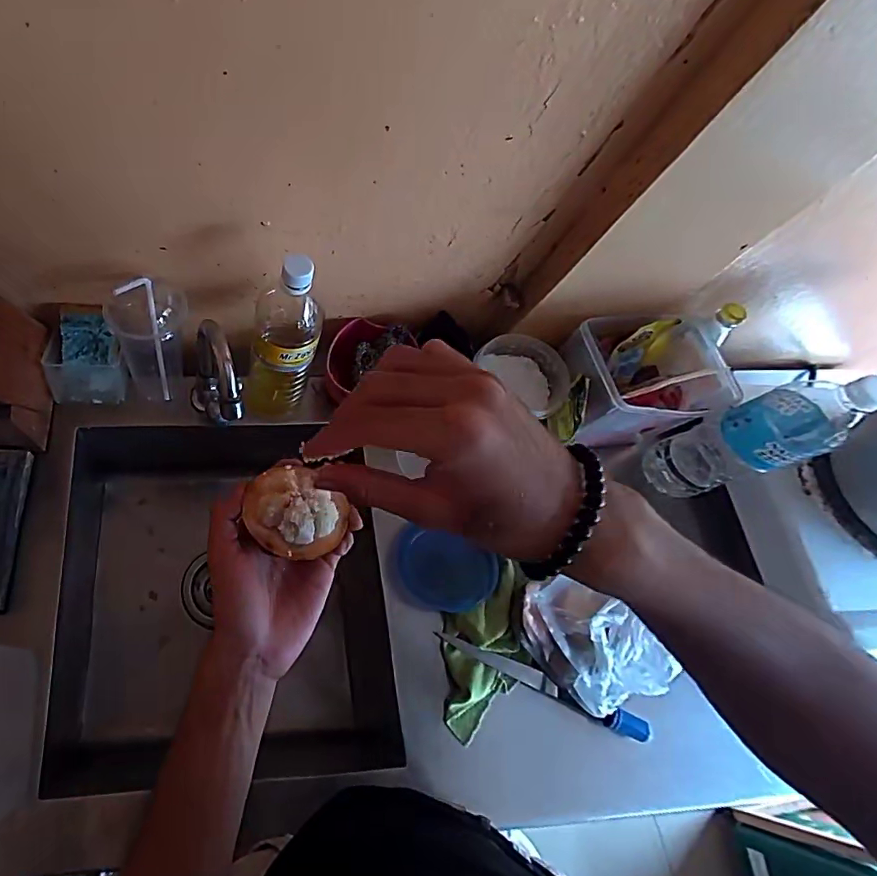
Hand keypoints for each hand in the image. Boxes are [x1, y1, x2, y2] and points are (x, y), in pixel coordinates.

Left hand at [204, 484, 350, 679]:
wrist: (256, 646)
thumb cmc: (233, 604)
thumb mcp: (220, 553)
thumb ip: (224, 516)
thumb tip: (243, 485)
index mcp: (258, 529)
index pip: (274, 493)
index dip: (285, 477)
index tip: (296, 466)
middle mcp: (282, 536)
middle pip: (303, 501)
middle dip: (318, 487)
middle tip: (330, 479)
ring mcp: (305, 551)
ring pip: (325, 518)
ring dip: (338, 506)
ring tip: (345, 502)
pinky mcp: (323, 568)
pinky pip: (339, 543)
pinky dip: (347, 533)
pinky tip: (348, 530)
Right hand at [302, 340, 580, 562]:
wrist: (564, 505)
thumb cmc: (501, 520)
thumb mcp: (432, 512)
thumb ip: (373, 488)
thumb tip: (324, 475)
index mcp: (452, 432)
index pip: (370, 421)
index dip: (332, 436)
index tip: (312, 454)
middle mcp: (461, 391)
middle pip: (378, 386)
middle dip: (346, 414)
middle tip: (334, 443)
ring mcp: (474, 375)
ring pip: (398, 363)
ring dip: (371, 389)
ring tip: (362, 420)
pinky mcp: (482, 371)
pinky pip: (428, 355)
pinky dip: (404, 371)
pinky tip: (400, 398)